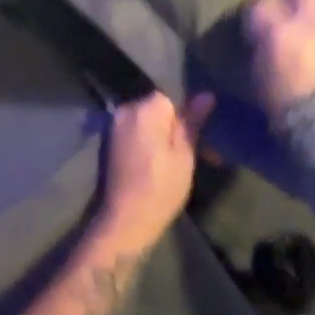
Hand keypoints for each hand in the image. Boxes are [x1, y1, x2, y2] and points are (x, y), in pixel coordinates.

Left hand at [92, 92, 215, 254]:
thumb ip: (192, 122)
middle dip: (174, 125)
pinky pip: (134, 132)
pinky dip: (145, 141)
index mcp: (144, 108)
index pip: (171, 97)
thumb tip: (206, 95)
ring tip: (176, 160)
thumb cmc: (160, 188)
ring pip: (145, 121)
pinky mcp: (108, 141)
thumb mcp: (184, 155)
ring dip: (160, 134)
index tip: (199, 139)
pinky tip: (155, 163)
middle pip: (156, 108)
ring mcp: (113, 125)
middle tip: (194, 152)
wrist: (123, 220)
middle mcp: (125, 109)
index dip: (186, 117)